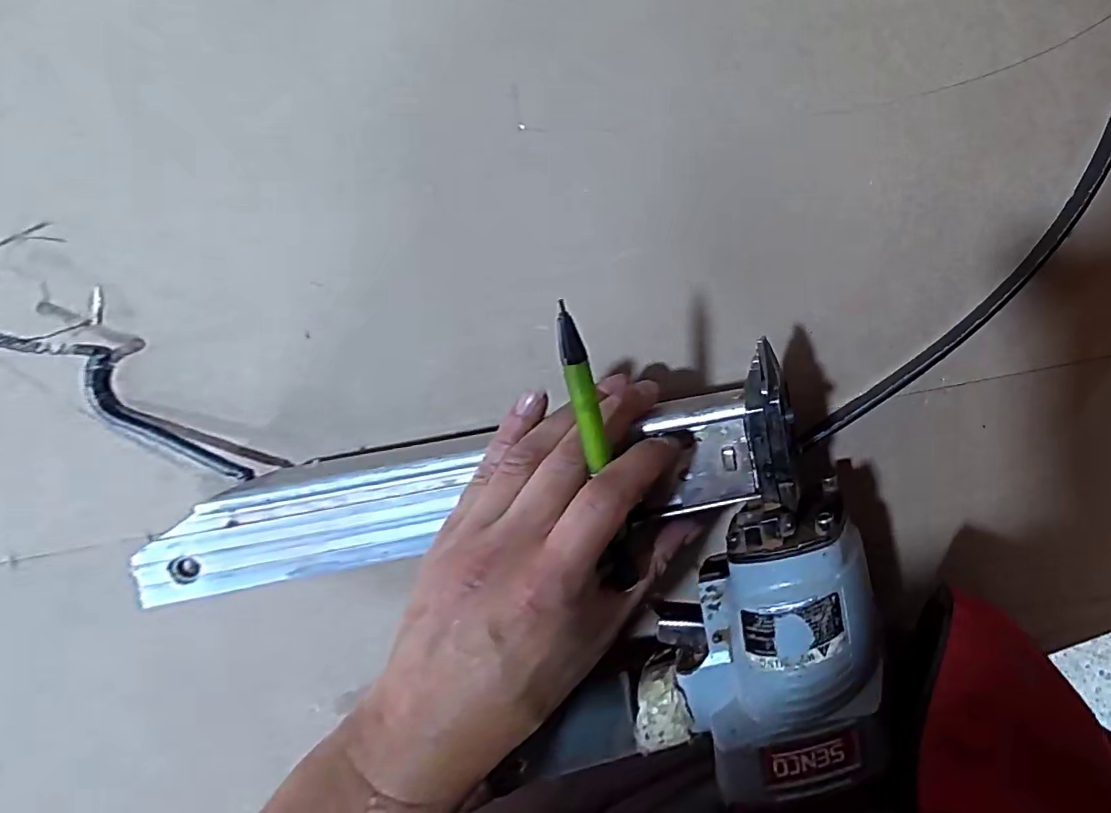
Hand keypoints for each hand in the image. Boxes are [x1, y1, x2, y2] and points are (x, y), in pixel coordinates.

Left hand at [337, 377, 701, 809]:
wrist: (424, 724)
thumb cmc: (525, 686)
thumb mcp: (599, 635)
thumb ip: (646, 570)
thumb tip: (686, 523)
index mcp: (555, 576)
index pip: (609, 493)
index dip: (646, 459)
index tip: (672, 444)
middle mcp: (512, 543)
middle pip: (569, 458)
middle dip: (612, 415)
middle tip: (644, 390)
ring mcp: (475, 532)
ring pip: (529, 454)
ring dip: (572, 412)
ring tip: (606, 386)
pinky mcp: (451, 530)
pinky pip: (486, 468)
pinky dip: (512, 429)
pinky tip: (532, 398)